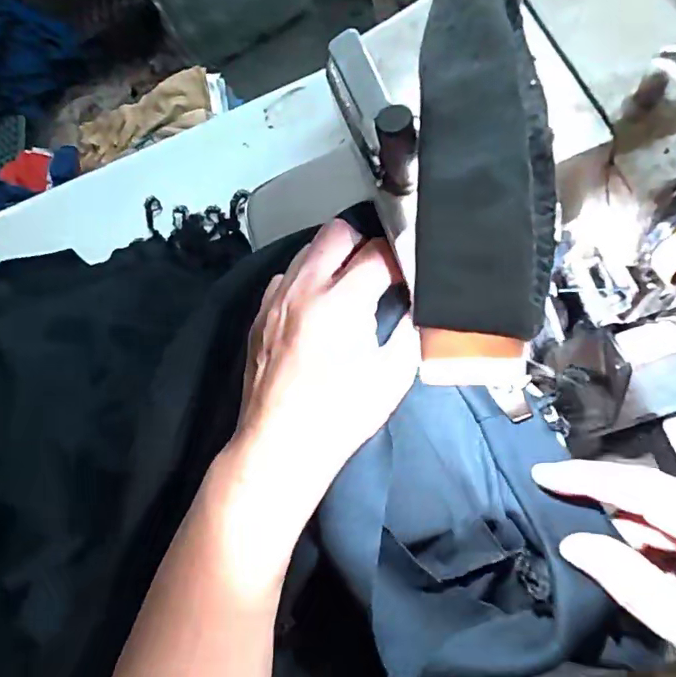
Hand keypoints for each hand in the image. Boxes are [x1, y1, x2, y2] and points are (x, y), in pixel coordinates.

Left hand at [232, 219, 418, 497]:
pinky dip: (306, 278)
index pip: (378, 253)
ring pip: (306, 249)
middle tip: (380, 267)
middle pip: (337, 232)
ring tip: (351, 283)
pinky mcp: (260, 316)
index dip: (400, 259)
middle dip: (365, 241)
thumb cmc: (338, 416)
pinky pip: (285, 276)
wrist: (280, 444)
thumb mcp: (392, 376)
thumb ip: (409, 332)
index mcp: (341, 303)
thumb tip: (415, 309)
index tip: (408, 274)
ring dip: (333, 256)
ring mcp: (276, 300)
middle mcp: (303, 290)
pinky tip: (318, 303)